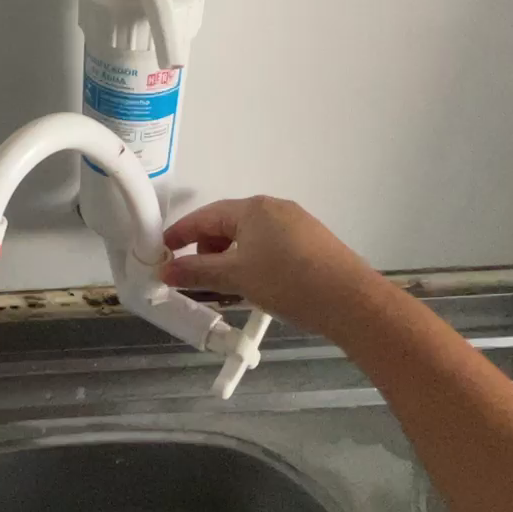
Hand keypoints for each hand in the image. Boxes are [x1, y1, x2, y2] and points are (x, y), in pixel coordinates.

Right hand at [160, 196, 377, 328]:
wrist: (352, 303)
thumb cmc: (288, 282)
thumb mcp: (236, 278)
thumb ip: (196, 272)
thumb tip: (165, 272)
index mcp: (252, 209)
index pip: (204, 217)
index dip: (179, 234)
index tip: (161, 252)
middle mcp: (274, 208)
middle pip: (227, 225)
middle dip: (206, 250)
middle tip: (198, 277)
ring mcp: (296, 224)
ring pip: (249, 237)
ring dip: (230, 258)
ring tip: (228, 286)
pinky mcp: (312, 242)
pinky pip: (270, 246)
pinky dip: (253, 261)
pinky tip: (257, 285)